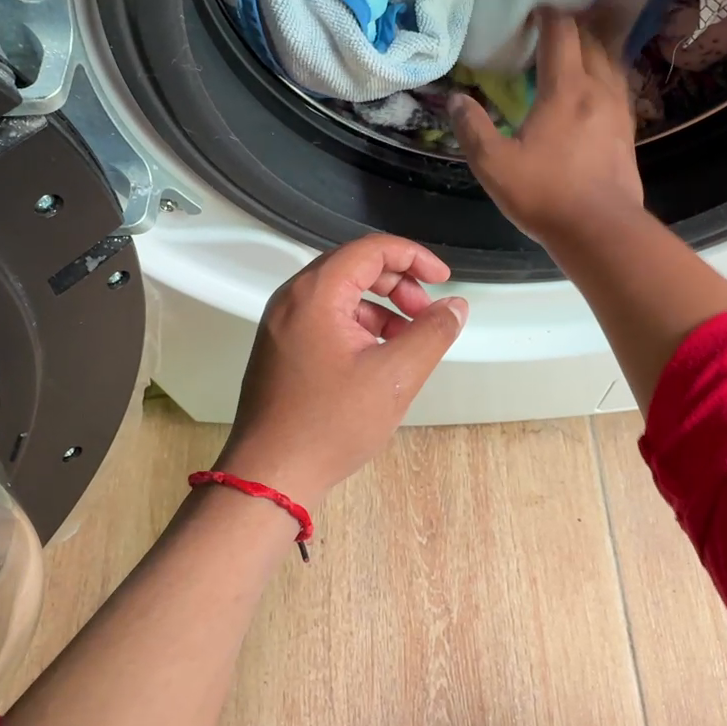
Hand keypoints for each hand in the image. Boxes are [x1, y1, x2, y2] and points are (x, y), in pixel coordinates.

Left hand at [214, 235, 467, 504]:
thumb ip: (432, 333)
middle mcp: (292, 299)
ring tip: (408, 340)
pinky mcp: (281, 348)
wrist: (271, 476)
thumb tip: (455, 306)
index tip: (444, 279)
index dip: (414, 257)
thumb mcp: (395, 377)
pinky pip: (327, 318)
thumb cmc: (331, 424)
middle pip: (354, 266)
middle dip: (399, 283)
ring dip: (382, 306)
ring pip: (342, 294)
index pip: (371, 249)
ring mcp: (282, 324)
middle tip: (428, 314)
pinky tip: (380, 357)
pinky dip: (360, 325)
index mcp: (315, 294)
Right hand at [450, 9, 645, 242]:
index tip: (536, 12)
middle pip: (593, 41)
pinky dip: (606, 77)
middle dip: (574, 27)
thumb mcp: (494, 166)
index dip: (548, 16)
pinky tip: (595, 92)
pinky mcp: (628, 134)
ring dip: (595, 50)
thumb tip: (456, 100)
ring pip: (612, 64)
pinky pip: (619, 89)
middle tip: (553, 28)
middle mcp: (598, 90)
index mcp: (566, 89)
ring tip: (577, 51)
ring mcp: (619, 112)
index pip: (562, 33)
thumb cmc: (545, 196)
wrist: (601, 231)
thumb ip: (473, 129)